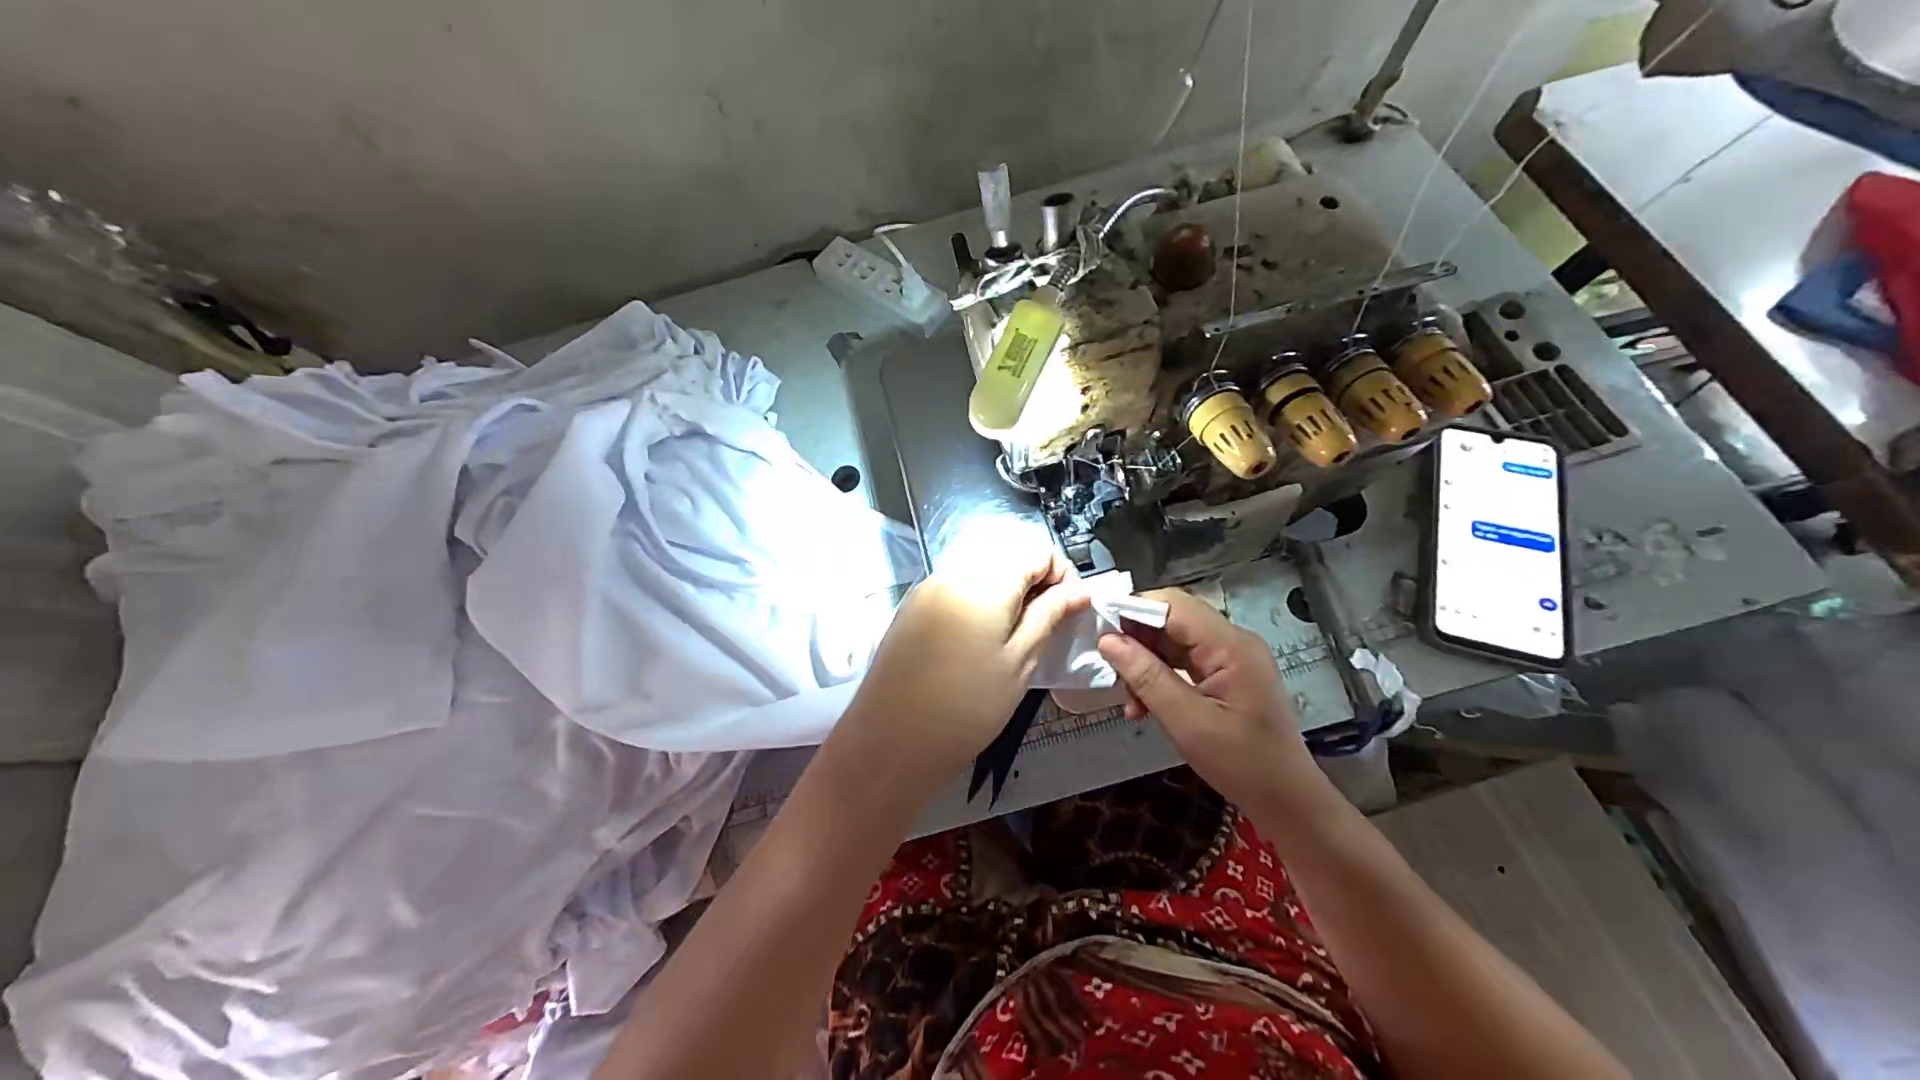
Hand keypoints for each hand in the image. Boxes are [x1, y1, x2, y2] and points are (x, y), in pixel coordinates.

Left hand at [828, 548, 1088, 790]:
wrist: (892, 742)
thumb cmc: (966, 709)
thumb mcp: (1019, 663)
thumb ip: (1049, 616)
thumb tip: (1078, 590)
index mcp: (983, 584)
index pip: (1036, 552)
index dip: (1062, 575)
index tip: (1069, 609)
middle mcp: (951, 575)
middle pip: (1006, 559)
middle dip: (1034, 584)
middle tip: (1046, 626)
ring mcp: (927, 590)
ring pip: (981, 573)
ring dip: (1006, 594)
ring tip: (1014, 637)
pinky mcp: (911, 608)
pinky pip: (956, 589)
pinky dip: (978, 603)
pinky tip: (980, 640)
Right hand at [1097, 589, 1328, 815]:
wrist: (1288, 801)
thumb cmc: (1242, 763)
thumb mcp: (1187, 722)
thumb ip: (1147, 677)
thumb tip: (1107, 641)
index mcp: (1230, 645)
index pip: (1172, 605)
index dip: (1132, 611)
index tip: (1098, 633)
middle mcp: (1232, 641)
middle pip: (1171, 620)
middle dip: (1135, 642)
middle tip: (1111, 673)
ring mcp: (1230, 658)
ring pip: (1172, 642)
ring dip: (1144, 665)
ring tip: (1129, 701)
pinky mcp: (1226, 676)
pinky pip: (1182, 663)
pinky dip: (1159, 679)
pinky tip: (1143, 706)